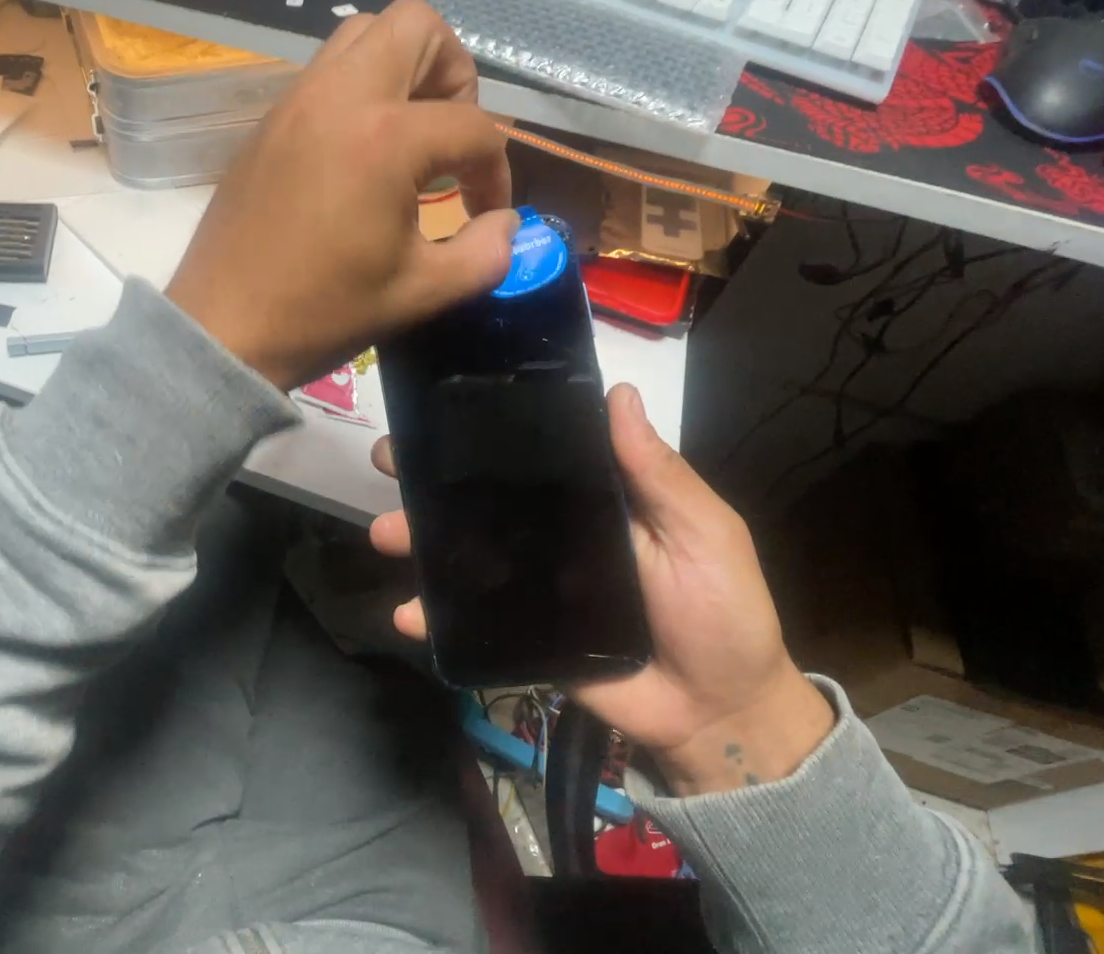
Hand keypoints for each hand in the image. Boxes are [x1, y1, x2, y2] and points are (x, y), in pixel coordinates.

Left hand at [165, 0, 517, 390]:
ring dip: (403, 69)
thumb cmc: (322, 314)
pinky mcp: (268, 122)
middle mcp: (339, 97)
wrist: (224, 329)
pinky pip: (325, 72)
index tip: (488, 213)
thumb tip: (507, 223)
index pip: (473, 126)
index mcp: (384, 139)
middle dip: (454, 73)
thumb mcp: (420, 294)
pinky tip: (359, 155)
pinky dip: (358, 90)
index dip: (497, 172)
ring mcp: (295, 102)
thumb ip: (485, 254)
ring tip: (409, 137)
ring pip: (363, 34)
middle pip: (418, 26)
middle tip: (451, 136)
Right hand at [370, 385, 835, 794]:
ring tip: (382, 533)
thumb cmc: (722, 611)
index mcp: (591, 501)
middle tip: (388, 459)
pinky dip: (431, 618)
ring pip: (462, 555)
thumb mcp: (703, 532)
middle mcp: (552, 537)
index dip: (487, 432)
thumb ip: (659, 473)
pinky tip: (404, 613)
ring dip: (416, 542)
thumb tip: (619, 393)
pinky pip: (467, 622)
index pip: (531, 456)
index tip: (440, 406)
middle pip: (481, 502)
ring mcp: (530, 588)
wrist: (717, 712)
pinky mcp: (519, 637)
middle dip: (430, 480)